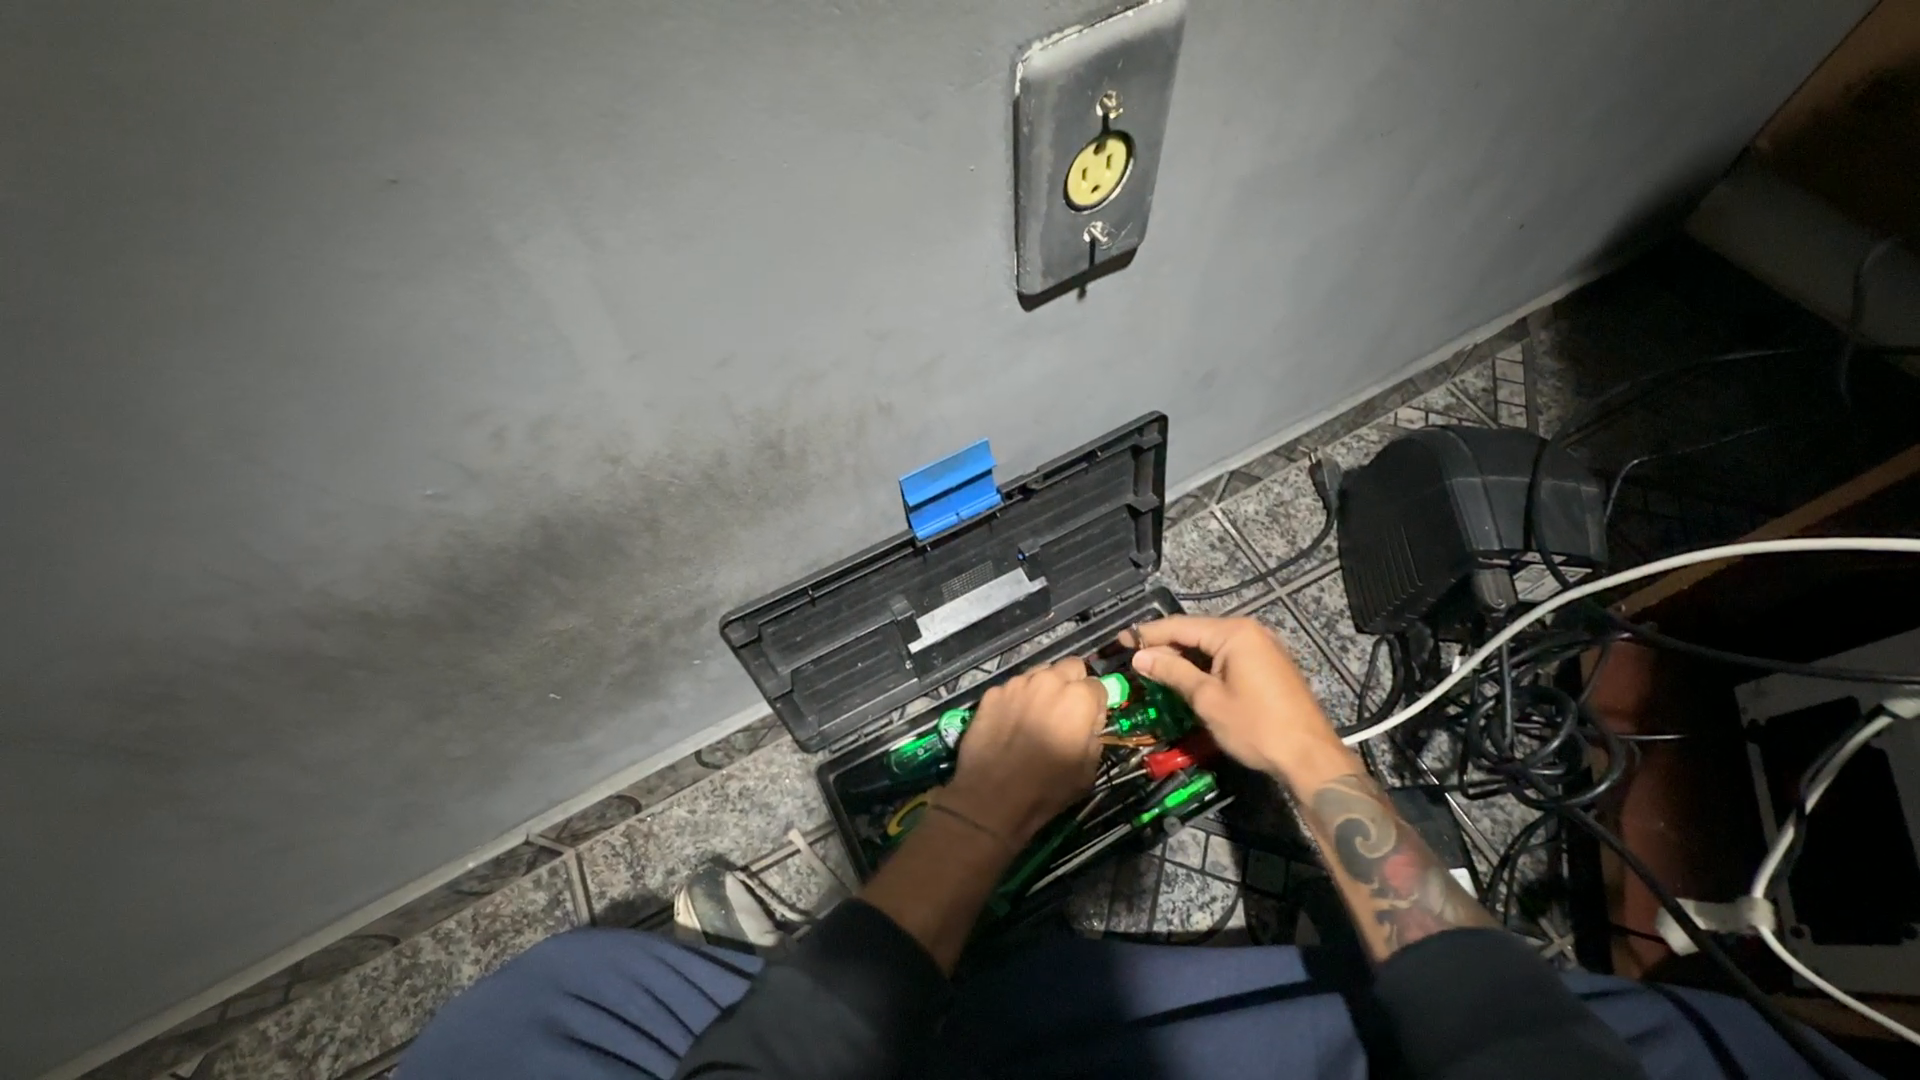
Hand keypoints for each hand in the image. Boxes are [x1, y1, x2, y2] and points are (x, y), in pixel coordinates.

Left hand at [942, 657, 1105, 844]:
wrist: (992, 797)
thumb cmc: (1046, 789)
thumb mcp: (1087, 770)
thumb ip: (1093, 737)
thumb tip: (1088, 725)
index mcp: (1078, 699)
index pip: (1098, 686)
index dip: (1094, 706)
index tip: (1087, 723)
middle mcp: (1048, 681)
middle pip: (1070, 667)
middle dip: (1072, 684)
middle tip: (1065, 711)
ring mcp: (1016, 684)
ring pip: (1039, 673)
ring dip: (1043, 688)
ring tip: (1035, 716)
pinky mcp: (991, 693)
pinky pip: (1012, 689)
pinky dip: (1016, 700)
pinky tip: (1010, 724)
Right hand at [1123, 615, 1343, 781]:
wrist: (1310, 757)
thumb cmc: (1256, 727)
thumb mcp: (1207, 700)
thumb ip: (1172, 672)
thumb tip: (1141, 657)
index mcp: (1234, 633)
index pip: (1180, 626)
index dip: (1148, 634)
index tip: (1121, 641)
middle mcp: (1250, 632)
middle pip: (1196, 632)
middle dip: (1165, 644)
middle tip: (1134, 656)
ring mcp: (1262, 648)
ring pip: (1211, 646)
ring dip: (1183, 656)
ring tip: (1153, 666)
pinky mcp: (1267, 666)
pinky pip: (1227, 656)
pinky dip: (1204, 664)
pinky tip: (1186, 676)